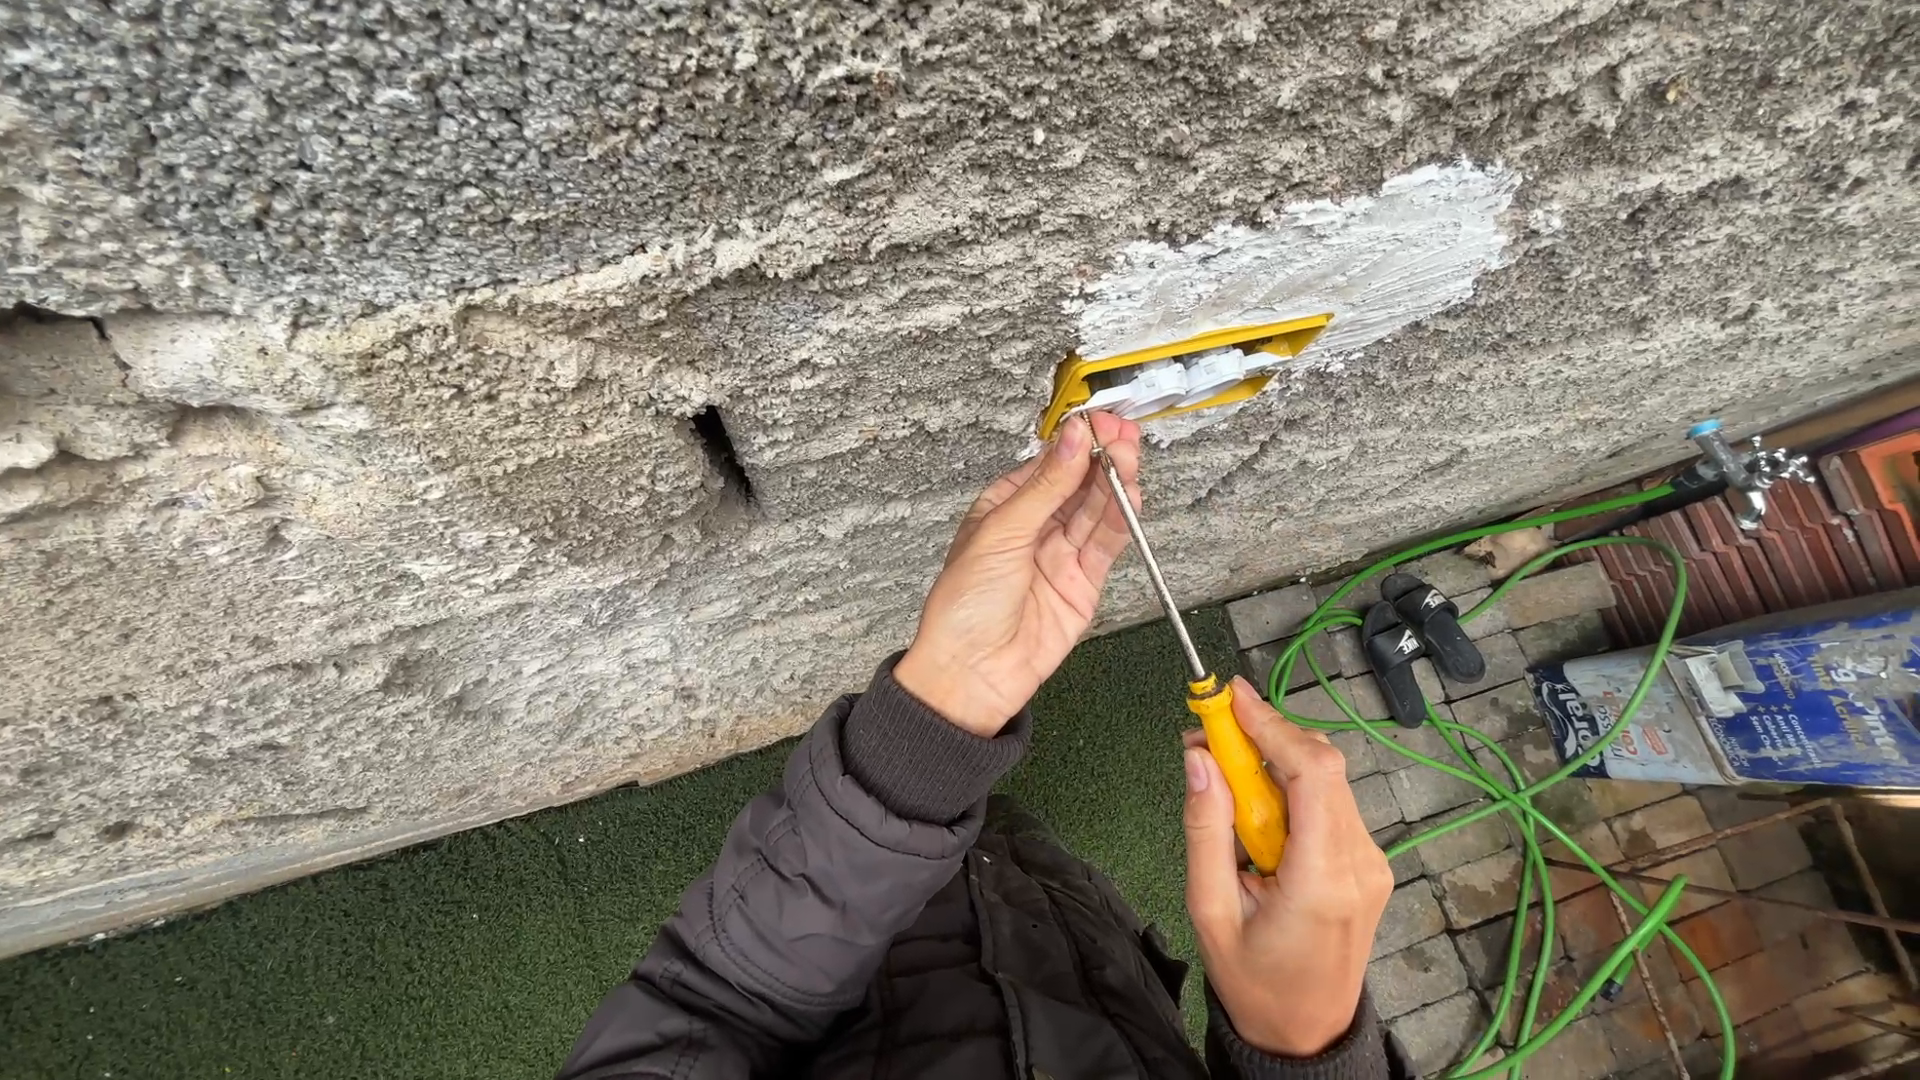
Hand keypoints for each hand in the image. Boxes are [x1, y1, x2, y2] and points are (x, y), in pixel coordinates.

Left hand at [893, 412, 1141, 736]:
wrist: (972, 673)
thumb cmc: (964, 607)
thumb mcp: (1000, 534)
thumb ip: (1044, 488)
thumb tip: (1071, 440)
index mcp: (1004, 507)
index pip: (1047, 464)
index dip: (1074, 442)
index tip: (1097, 423)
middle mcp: (1034, 527)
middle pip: (1077, 483)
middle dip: (1100, 457)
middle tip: (1121, 434)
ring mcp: (1059, 554)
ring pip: (1095, 509)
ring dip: (1114, 482)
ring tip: (1129, 457)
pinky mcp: (1082, 582)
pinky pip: (1106, 543)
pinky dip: (1120, 519)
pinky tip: (1131, 494)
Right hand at [1182, 678, 1393, 1056]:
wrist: (1307, 1034)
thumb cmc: (1251, 978)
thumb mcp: (1209, 907)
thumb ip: (1204, 828)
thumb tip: (1198, 755)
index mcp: (1324, 879)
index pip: (1312, 773)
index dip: (1271, 723)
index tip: (1228, 695)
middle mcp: (1360, 861)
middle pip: (1321, 764)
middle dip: (1263, 732)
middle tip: (1206, 731)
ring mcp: (1371, 860)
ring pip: (1325, 775)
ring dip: (1272, 755)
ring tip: (1219, 764)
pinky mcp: (1365, 861)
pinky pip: (1327, 798)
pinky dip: (1286, 780)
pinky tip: (1251, 796)